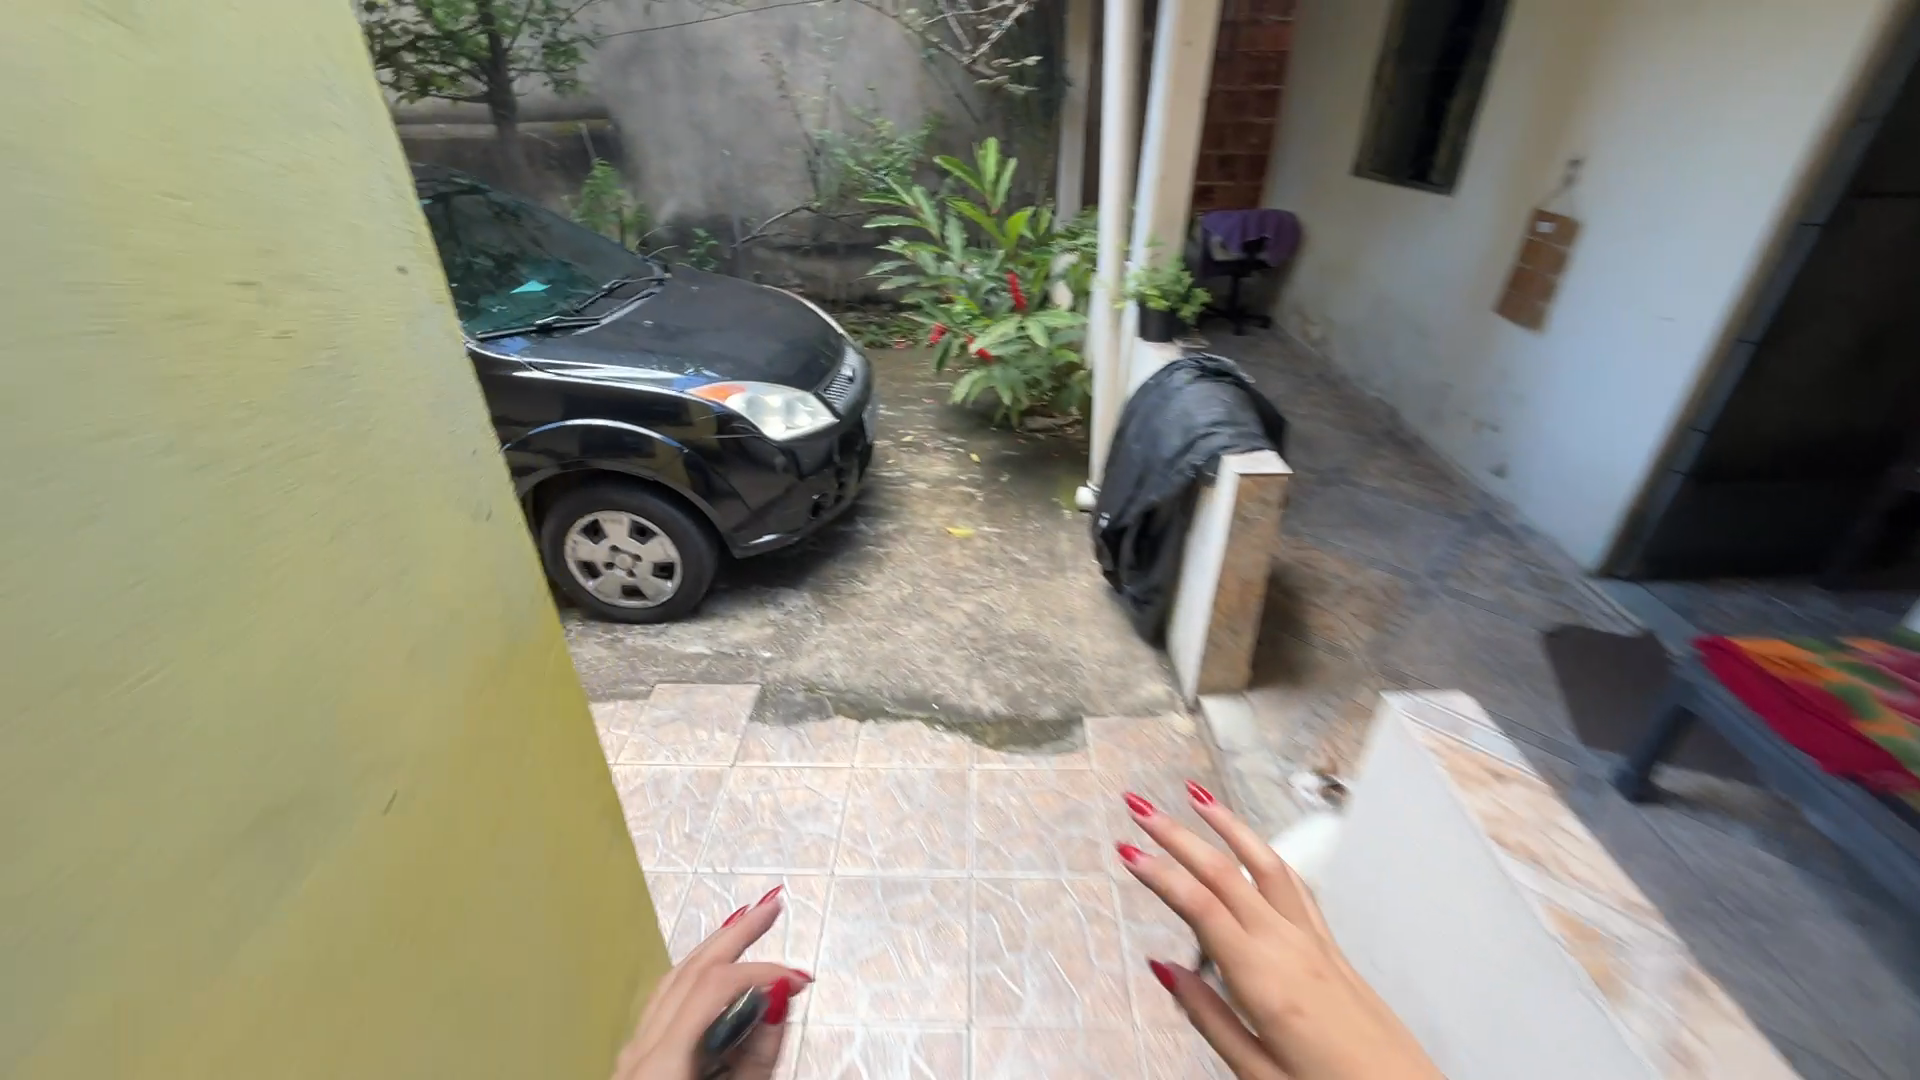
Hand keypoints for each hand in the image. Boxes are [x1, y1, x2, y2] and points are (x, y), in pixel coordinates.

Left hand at [611, 886, 810, 1079]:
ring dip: (714, 947)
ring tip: (747, 921)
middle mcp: (639, 1053)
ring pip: (673, 981)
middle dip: (737, 933)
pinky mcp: (634, 1068)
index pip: (717, 986)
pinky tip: (714, 966)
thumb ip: (759, 1056)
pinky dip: (696, 975)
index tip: (804, 980)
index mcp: (663, 1065)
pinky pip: (666, 1003)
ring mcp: (631, 1059)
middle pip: (691, 970)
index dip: (764, 972)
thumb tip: (777, 997)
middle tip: (775, 903)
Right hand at [1117, 784, 1440, 1079]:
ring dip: (1226, 824)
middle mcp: (1286, 945)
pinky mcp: (1330, 944)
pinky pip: (1294, 883)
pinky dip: (1264, 852)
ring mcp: (1312, 939)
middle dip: (1177, 834)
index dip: (1159, 874)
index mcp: (1262, 979)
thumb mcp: (1259, 1076)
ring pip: (1263, 863)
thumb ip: (1209, 1017)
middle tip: (1139, 806)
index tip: (1126, 851)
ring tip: (1196, 795)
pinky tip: (1250, 841)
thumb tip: (1164, 968)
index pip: (1199, 906)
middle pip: (1224, 871)